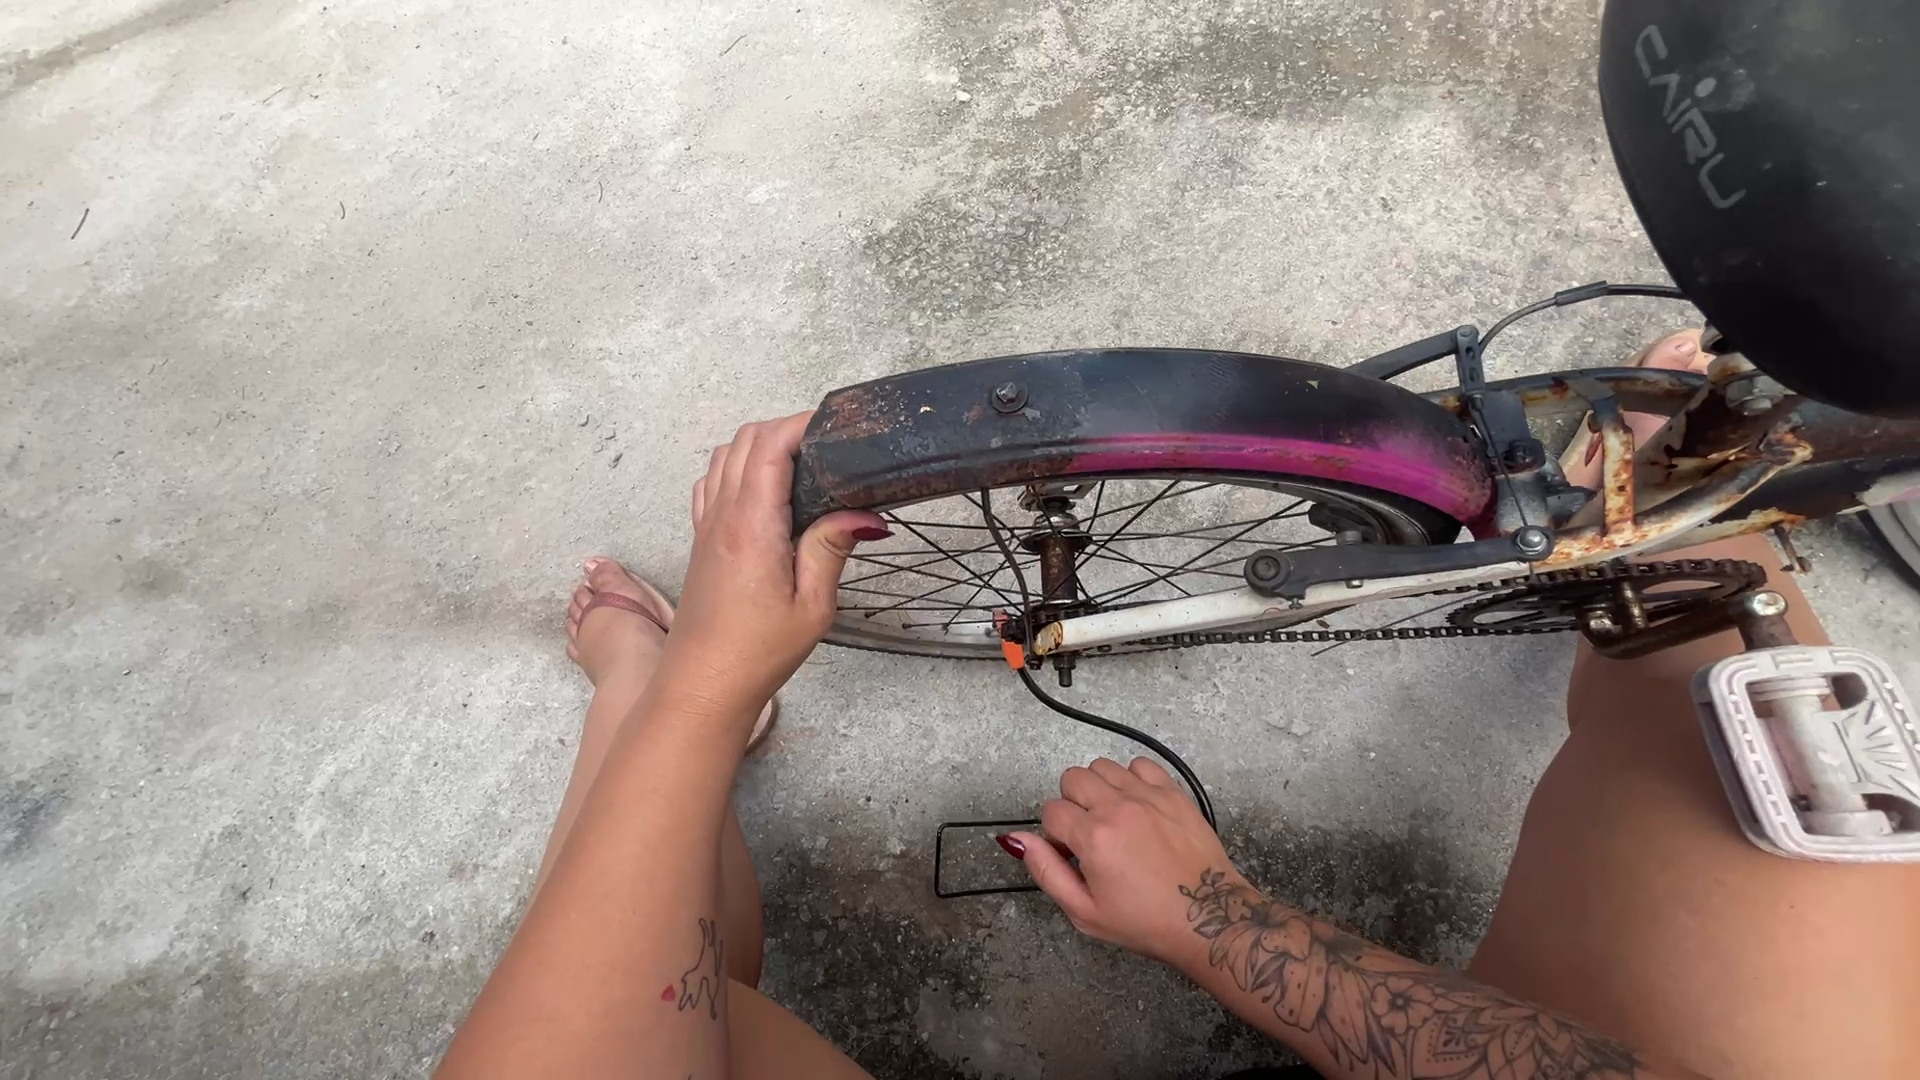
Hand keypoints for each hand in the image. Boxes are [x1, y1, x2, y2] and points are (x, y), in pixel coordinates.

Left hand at [657, 411, 885, 725]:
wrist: (701, 686)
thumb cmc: (757, 652)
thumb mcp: (812, 605)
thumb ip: (832, 548)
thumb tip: (864, 513)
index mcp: (751, 526)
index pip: (768, 446)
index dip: (800, 424)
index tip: (835, 427)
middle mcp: (722, 516)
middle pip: (743, 440)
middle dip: (785, 428)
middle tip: (827, 447)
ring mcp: (705, 526)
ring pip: (724, 456)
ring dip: (759, 445)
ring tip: (801, 465)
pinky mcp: (700, 541)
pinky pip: (711, 483)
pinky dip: (736, 467)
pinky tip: (762, 491)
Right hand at [1006, 757, 1244, 971]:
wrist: (1210, 919)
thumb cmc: (1146, 922)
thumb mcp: (1086, 913)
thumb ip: (1046, 871)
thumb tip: (1015, 838)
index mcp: (1093, 837)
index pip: (1051, 811)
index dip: (1055, 835)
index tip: (1072, 854)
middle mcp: (1117, 807)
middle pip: (1072, 778)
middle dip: (1073, 805)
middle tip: (1090, 835)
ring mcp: (1147, 795)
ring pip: (1101, 766)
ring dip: (1099, 788)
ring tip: (1113, 818)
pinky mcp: (1172, 792)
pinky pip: (1139, 764)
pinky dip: (1132, 778)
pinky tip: (1137, 805)